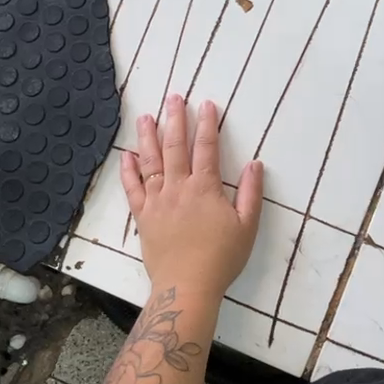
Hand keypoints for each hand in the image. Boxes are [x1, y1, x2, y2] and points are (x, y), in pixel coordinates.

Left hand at [119, 94, 263, 300]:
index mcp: (205, 188)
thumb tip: (255, 164)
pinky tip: (127, 155)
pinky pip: (133, 188)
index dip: (208, 124)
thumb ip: (251, 193)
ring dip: (148, 137)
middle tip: (174, 98)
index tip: (207, 105)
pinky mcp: (143, 216)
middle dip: (176, 119)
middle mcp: (178, 188)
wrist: (187, 286)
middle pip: (175, 147)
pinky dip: (129, 171)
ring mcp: (157, 201)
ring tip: (146, 116)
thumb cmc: (221, 258)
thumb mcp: (247, 226)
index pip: (207, 148)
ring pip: (151, 162)